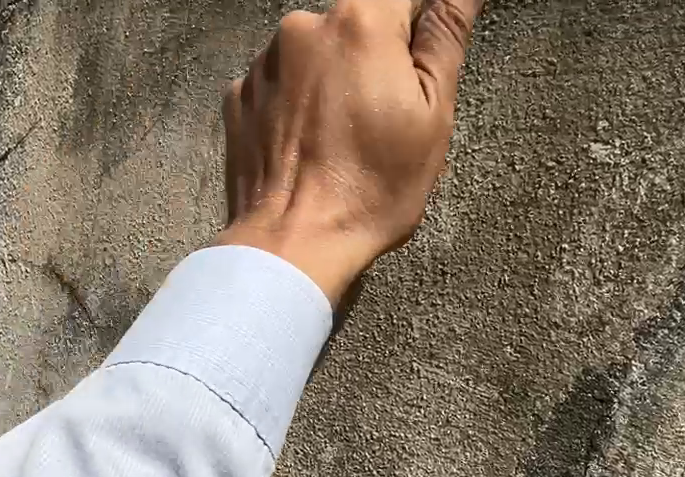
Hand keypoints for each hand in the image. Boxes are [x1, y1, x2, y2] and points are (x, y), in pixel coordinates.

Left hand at [216, 0, 485, 304]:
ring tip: (336, 149)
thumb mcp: (432, 117)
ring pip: (311, 60)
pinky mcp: (238, 101)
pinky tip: (305, 154)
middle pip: (351, 28)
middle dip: (368, 65)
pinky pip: (276, 91)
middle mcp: (304, 27)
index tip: (409, 80)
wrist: (294, 245)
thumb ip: (446, 38)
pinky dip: (292, 113)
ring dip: (326, 88)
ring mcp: (263, 64)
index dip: (410, 39)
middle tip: (376, 128)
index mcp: (361, 21)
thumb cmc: (371, 191)